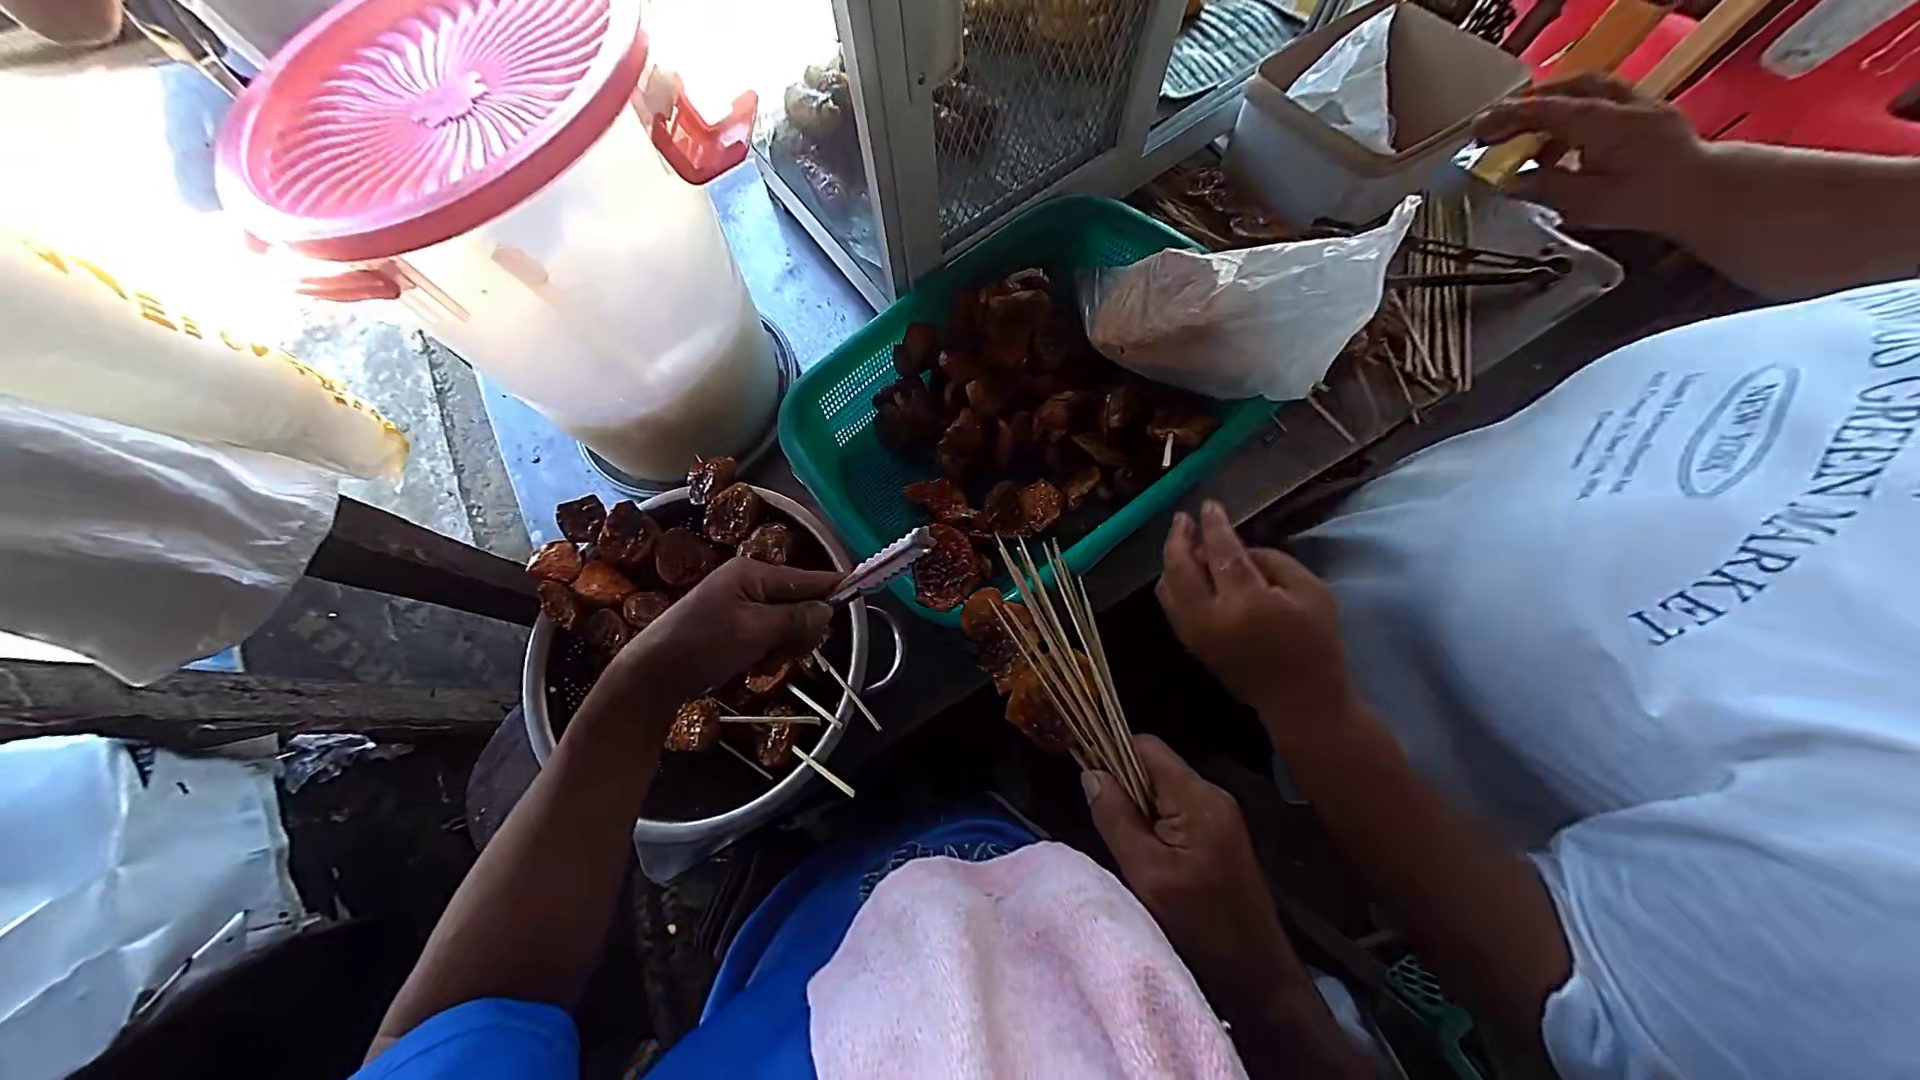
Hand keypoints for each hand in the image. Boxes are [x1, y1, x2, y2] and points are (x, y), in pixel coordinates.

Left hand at [605, 557, 839, 704]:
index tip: (864, 588)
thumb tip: (829, 608)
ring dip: (782, 646)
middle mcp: (748, 582)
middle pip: (800, 603)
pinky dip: (767, 652)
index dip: (837, 587)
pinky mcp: (732, 625)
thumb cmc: (702, 647)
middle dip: (799, 630)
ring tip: (760, 662)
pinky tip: (750, 665)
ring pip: (786, 623)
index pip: (809, 578)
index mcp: (753, 574)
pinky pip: (768, 635)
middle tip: (784, 652)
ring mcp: (738, 604)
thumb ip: (797, 619)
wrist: (648, 677)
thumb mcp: (755, 632)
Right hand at [1085, 735, 1296, 1004]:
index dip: (1112, 752)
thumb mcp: (1145, 872)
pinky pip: (1176, 807)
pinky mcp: (1219, 831)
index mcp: (1198, 798)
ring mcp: (1220, 813)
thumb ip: (1115, 816)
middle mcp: (1213, 795)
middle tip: (1107, 820)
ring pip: (1162, 787)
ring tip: (1128, 843)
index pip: (1146, 746)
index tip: (1089, 778)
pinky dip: (1154, 820)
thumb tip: (1091, 773)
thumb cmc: (1200, 927)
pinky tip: (1148, 853)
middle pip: (1154, 764)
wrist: (1257, 978)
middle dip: (1125, 785)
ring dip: (1138, 806)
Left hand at [1157, 501, 1357, 735]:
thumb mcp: (1310, 591)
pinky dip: (1173, 582)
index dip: (1213, 525)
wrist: (1300, 701)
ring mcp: (1194, 633)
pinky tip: (1187, 571)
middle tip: (1184, 519)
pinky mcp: (1190, 644)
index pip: (1221, 553)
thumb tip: (1236, 548)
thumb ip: (1270, 561)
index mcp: (1246, 603)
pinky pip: (1171, 605)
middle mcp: (1209, 617)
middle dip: (1178, 538)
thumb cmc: (1315, 644)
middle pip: (1178, 568)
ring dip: (1172, 560)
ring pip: (1167, 587)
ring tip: (1186, 542)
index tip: (1209, 505)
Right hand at [1474, 76, 1715, 234]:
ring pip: (1585, 90)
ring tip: (1516, 135)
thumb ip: (1546, 188)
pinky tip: (1547, 144)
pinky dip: (1563, 117)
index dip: (1513, 116)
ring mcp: (1636, 104)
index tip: (1479, 127)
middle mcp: (1628, 105)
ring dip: (1546, 108)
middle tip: (1494, 124)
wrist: (1700, 191)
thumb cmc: (1644, 201)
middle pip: (1573, 87)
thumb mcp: (1586, 204)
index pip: (1556, 110)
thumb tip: (1511, 181)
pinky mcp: (1637, 112)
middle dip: (1528, 102)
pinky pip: (1596, 102)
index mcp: (1614, 126)